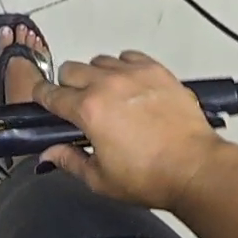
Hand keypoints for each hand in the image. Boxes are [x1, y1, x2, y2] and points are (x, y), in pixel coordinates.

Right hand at [32, 51, 228, 213]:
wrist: (196, 168)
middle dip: (68, 85)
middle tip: (80, 105)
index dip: (41, 96)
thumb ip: (70, 161)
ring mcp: (131, 72)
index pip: (51, 93)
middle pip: (71, 69)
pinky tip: (131, 85)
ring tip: (109, 96)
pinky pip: (127, 56)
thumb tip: (47, 153)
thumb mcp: (101, 180)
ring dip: (96, 75)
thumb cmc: (147, 178)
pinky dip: (123, 67)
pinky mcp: (154, 68)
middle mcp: (105, 83)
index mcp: (87, 109)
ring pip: (99, 61)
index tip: (41, 99)